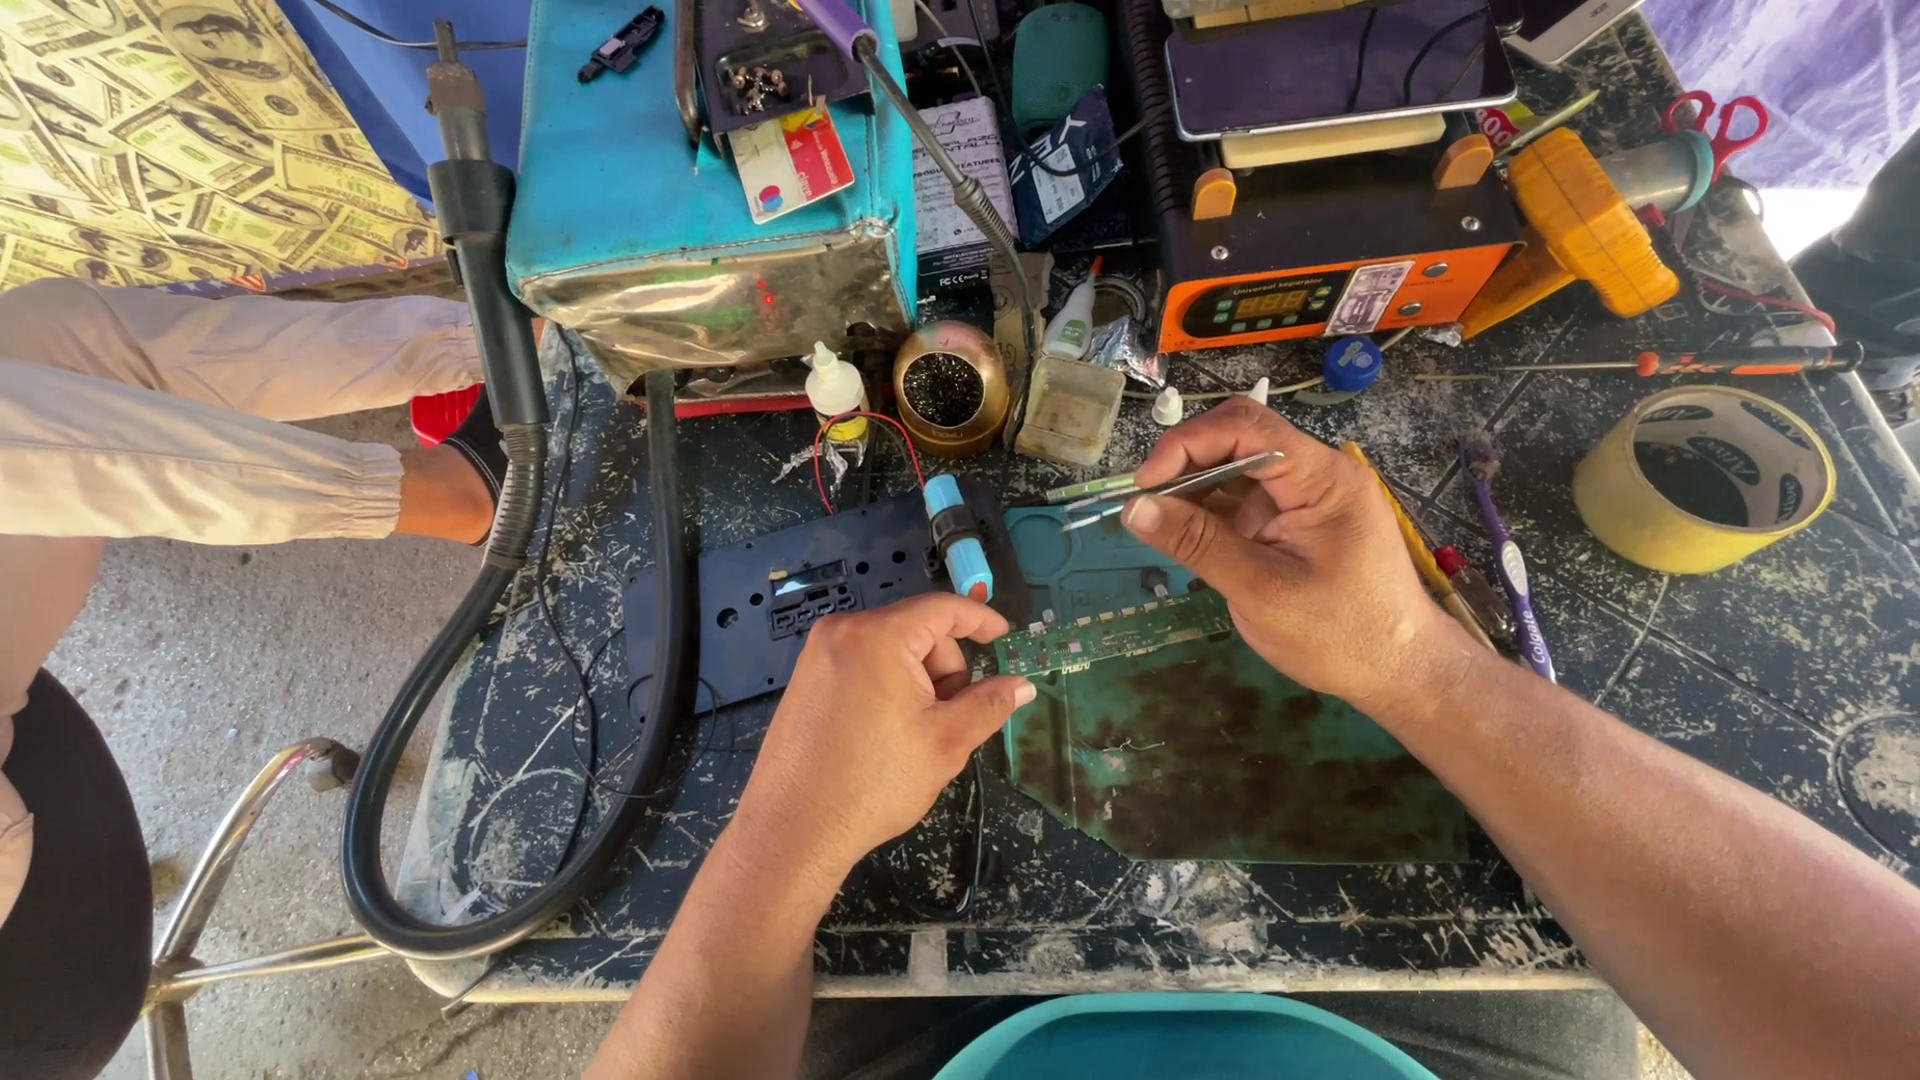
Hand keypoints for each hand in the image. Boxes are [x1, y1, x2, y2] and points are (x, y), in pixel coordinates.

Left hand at [730, 593, 1035, 881]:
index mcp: (879, 636)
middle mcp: (843, 631)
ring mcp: (819, 654)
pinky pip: (864, 664)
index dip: (980, 620)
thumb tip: (1023, 684)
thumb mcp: (946, 742)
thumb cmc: (874, 782)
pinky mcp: (806, 678)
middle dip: (944, 670)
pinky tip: (884, 733)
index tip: (1005, 637)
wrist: (792, 830)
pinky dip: (889, 686)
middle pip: (918, 631)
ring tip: (912, 735)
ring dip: (917, 682)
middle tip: (945, 721)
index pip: (942, 608)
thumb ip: (989, 704)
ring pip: (893, 650)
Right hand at [1122, 397, 1472, 712]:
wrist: (1400, 673)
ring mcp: (1303, 498)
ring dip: (1191, 488)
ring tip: (1158, 523)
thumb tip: (1135, 509)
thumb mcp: (1260, 591)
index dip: (1186, 444)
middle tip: (1146, 504)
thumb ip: (1197, 543)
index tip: (1145, 485)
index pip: (1246, 428)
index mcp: (1321, 479)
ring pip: (1234, 468)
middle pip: (1238, 439)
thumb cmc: (1340, 635)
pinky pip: (1241, 499)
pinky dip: (1207, 511)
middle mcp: (1314, 475)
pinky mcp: (1292, 521)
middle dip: (1184, 463)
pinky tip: (1184, 534)